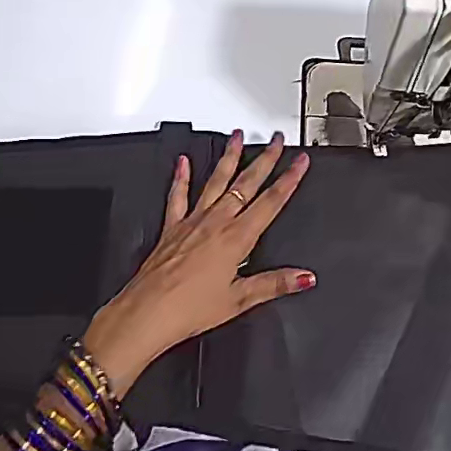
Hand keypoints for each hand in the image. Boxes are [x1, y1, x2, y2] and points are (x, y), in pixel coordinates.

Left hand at [82, 131, 311, 394]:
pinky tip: (183, 163)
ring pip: (216, 181)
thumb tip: (304, 277)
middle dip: (266, 159)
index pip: (271, 201)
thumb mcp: (240, 300)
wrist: (146, 313)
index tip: (300, 161)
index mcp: (236, 239)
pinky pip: (178, 196)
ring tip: (238, 137)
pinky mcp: (172, 228)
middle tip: (276, 140)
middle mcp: (215, 223)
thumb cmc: (188, 309)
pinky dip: (181, 177)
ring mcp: (192, 221)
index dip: (289, 179)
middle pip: (247, 183)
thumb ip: (275, 284)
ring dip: (229, 157)